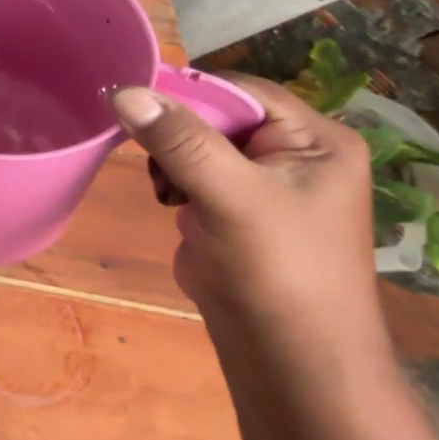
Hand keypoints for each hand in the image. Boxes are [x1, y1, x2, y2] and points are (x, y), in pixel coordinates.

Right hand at [109, 76, 377, 329]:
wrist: (285, 348)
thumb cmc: (277, 268)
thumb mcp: (230, 196)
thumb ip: (179, 141)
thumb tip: (122, 91)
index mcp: (316, 141)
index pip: (240, 91)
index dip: (186, 93)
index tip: (131, 102)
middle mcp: (294, 152)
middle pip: (214, 112)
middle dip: (173, 132)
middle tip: (145, 151)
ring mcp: (262, 178)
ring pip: (193, 138)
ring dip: (166, 156)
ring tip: (167, 188)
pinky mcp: (231, 201)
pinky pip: (188, 165)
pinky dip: (168, 176)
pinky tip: (168, 199)